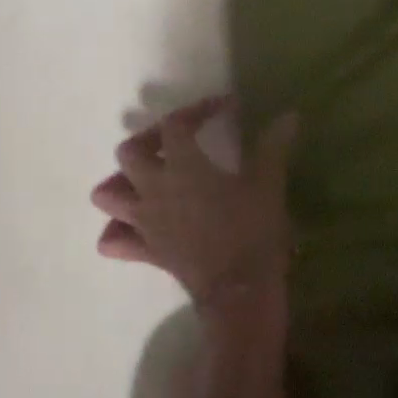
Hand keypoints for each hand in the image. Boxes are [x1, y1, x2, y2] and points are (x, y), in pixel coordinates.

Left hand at [91, 98, 297, 309]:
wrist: (239, 289)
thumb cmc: (253, 230)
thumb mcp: (268, 182)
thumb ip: (273, 146)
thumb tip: (289, 115)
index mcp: (183, 166)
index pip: (177, 125)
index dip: (199, 109)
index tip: (227, 107)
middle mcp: (153, 189)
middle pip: (129, 152)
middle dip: (152, 139)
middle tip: (180, 140)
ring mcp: (143, 222)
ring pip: (108, 194)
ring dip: (125, 180)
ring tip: (152, 177)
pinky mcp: (145, 251)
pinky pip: (114, 239)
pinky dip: (119, 228)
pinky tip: (142, 222)